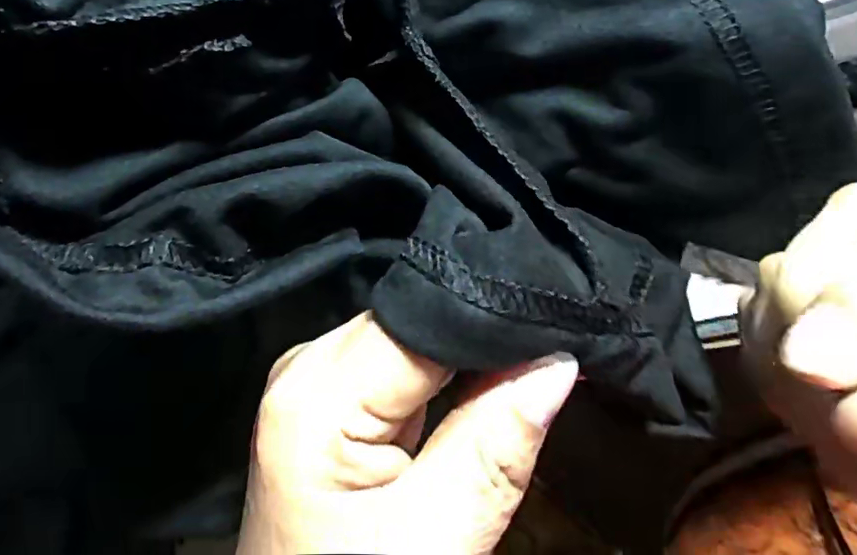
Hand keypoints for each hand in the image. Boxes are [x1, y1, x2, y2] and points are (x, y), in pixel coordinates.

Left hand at [236, 312, 576, 554]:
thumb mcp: (433, 542)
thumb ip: (492, 447)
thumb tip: (553, 365)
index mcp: (313, 393)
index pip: (413, 323)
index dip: (482, 323)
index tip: (548, 332)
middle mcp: (303, 369)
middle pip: (404, 324)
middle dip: (472, 340)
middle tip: (542, 364)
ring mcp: (307, 382)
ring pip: (401, 343)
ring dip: (456, 363)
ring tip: (507, 388)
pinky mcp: (321, 401)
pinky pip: (388, 370)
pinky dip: (433, 384)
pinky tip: (461, 407)